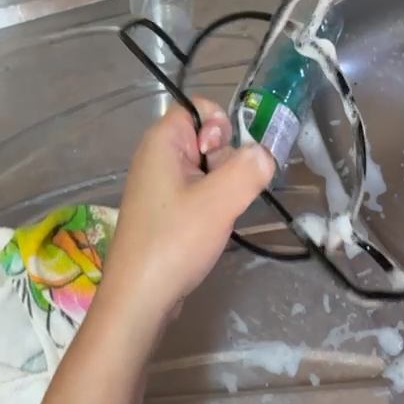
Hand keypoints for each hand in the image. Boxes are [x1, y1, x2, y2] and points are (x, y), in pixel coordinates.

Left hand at [97, 97, 275, 324]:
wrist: (138, 296)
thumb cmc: (174, 240)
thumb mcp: (219, 201)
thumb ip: (248, 169)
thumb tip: (265, 151)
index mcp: (162, 140)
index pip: (198, 107)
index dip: (220, 125)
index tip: (224, 157)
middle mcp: (156, 154)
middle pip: (205, 137)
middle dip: (225, 160)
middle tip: (221, 192)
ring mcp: (158, 183)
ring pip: (204, 167)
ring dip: (220, 187)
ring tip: (216, 215)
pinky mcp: (163, 208)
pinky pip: (195, 190)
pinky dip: (209, 203)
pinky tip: (209, 228)